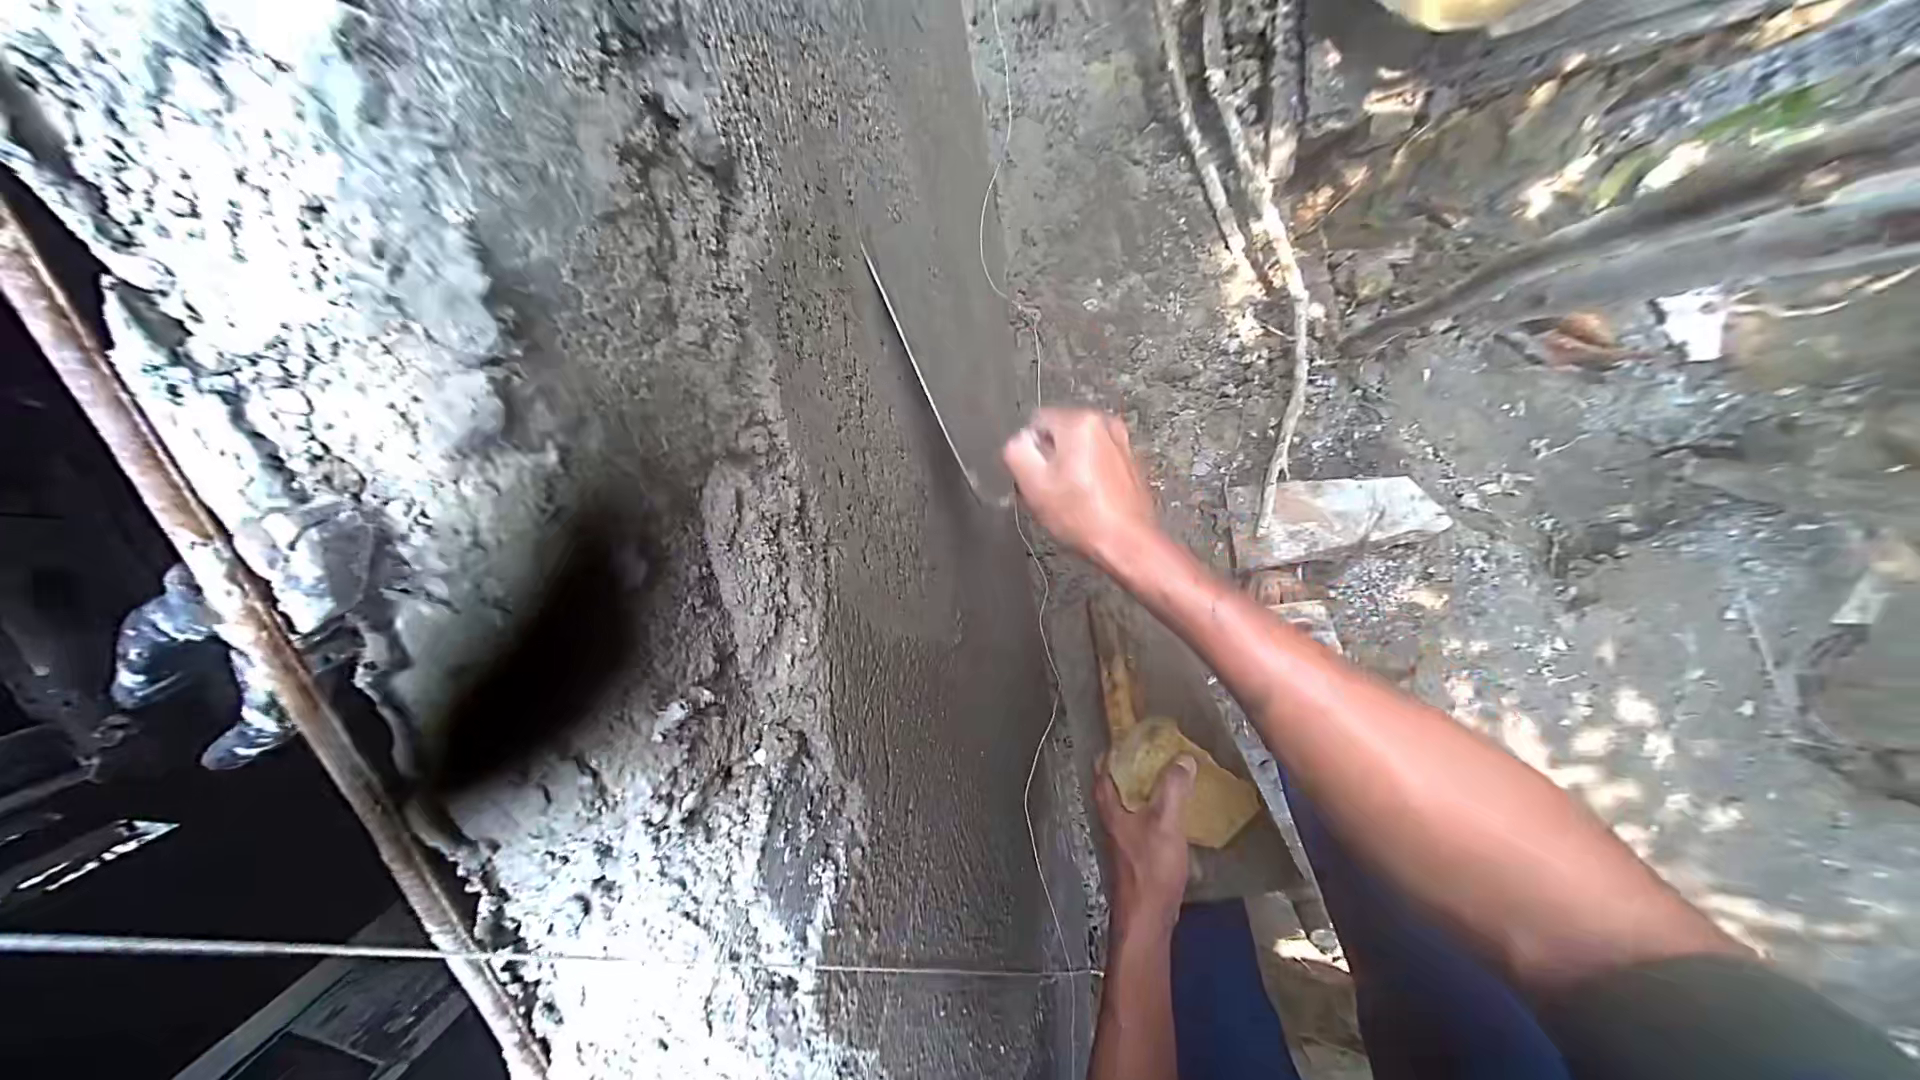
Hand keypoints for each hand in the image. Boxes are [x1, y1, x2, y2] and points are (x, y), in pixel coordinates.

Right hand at [1002, 408, 1158, 571]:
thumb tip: (1020, 442)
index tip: (1037, 477)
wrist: (1126, 542)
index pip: (1035, 424)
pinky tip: (1087, 503)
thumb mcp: (1033, 483)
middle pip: (1058, 436)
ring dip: (1069, 472)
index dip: (1029, 452)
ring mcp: (1120, 444)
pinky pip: (1096, 464)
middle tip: (1051, 492)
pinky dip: (1088, 480)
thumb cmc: (1085, 518)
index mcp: (1080, 422)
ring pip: (1077, 451)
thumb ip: (1016, 451)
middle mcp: (1104, 425)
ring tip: (1070, 500)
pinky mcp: (1128, 464)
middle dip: (1050, 461)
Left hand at [1094, 753, 1195, 933]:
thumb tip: (1183, 758)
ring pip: (1131, 800)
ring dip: (1146, 786)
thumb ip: (1172, 788)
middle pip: (1117, 782)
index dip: (1115, 748)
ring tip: (1170, 775)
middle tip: (1156, 751)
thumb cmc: (1150, 867)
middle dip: (1133, 765)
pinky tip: (1176, 810)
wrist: (1148, 916)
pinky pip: (1144, 818)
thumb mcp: (1165, 822)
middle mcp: (1111, 816)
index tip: (1133, 733)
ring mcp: (1123, 835)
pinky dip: (1156, 807)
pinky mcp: (1136, 850)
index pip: (1105, 766)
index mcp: (1110, 804)